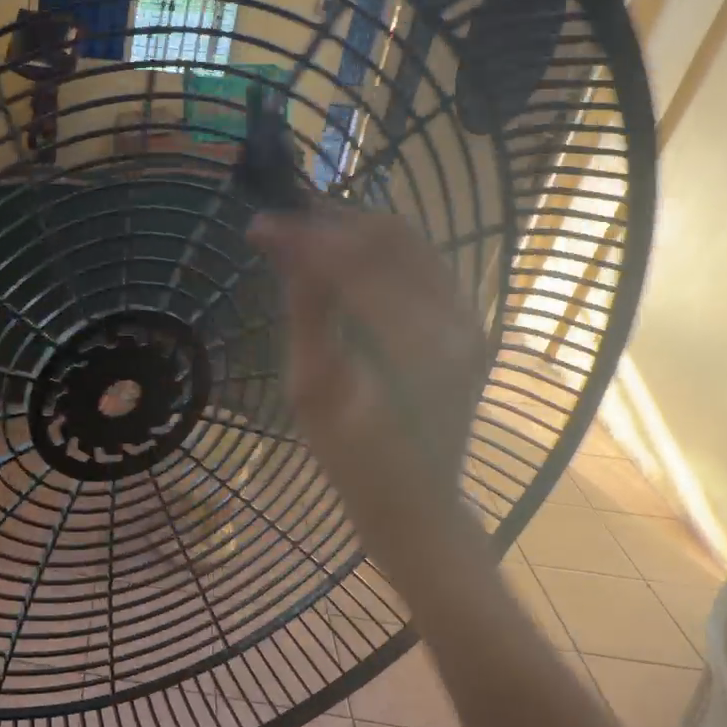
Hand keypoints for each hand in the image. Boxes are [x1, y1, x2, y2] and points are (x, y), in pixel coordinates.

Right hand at [247, 208, 485, 554]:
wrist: (416, 504)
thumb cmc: (353, 463)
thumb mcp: (314, 393)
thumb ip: (308, 315)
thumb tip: (288, 252)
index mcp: (412, 342)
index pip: (352, 263)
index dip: (303, 236)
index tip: (258, 225)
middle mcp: (452, 318)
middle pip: (390, 238)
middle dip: (332, 221)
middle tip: (282, 222)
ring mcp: (468, 319)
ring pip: (412, 245)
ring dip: (357, 231)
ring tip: (307, 231)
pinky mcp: (468, 325)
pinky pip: (425, 266)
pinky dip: (383, 252)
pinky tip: (347, 259)